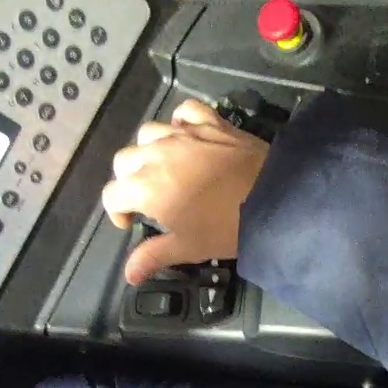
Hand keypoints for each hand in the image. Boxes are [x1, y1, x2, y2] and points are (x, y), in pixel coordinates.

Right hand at [103, 99, 269, 284]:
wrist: (274, 199)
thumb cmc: (226, 227)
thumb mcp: (189, 247)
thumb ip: (154, 256)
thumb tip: (129, 275)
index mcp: (146, 186)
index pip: (112, 194)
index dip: (117, 211)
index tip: (132, 223)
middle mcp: (157, 154)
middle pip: (124, 160)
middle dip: (128, 180)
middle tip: (146, 198)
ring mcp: (184, 133)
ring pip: (149, 133)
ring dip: (148, 150)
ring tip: (163, 168)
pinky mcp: (210, 122)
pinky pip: (186, 112)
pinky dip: (180, 121)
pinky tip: (186, 136)